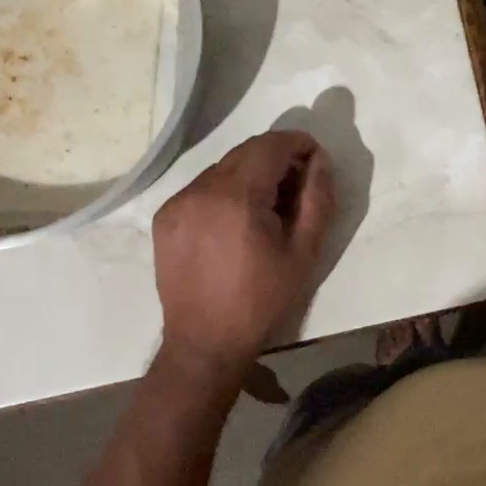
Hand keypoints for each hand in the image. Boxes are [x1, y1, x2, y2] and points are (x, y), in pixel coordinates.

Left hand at [152, 130, 335, 373]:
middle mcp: (201, 189)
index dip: (298, 143)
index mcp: (237, 196)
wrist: (205, 342)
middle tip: (298, 185)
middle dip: (276, 158)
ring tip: (267, 208)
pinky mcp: (165, 217)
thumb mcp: (304, 251)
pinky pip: (202, 188)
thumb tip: (320, 161)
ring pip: (223, 168)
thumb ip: (317, 198)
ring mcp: (178, 202)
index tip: (316, 158)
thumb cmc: (262, 300)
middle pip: (246, 152)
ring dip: (250, 174)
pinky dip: (225, 192)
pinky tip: (236, 223)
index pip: (271, 145)